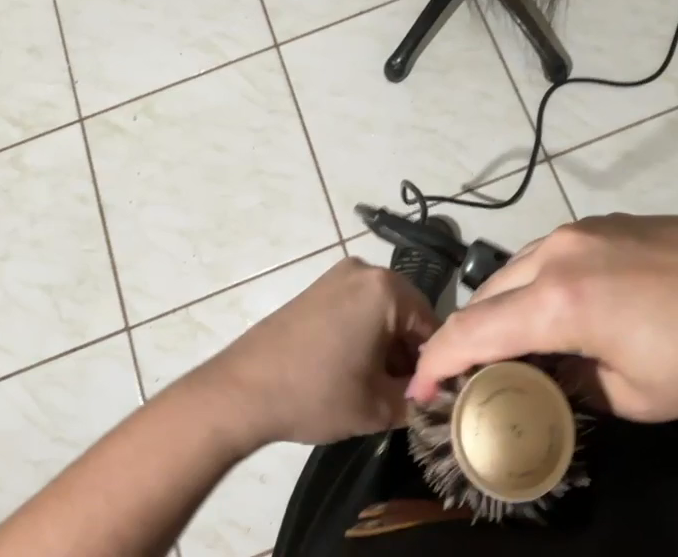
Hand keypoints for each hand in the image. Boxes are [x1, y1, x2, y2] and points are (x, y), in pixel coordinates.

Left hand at [202, 258, 436, 445]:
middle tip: (403, 397)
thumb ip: (418, 399)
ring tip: (378, 389)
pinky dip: (365, 336)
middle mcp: (365, 270)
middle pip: (407, 316)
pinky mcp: (317, 288)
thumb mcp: (378, 407)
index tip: (430, 398)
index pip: (434, 327)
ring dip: (387, 348)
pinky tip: (354, 371)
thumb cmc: (316, 394)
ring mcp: (337, 276)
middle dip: (409, 356)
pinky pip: (358, 309)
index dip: (435, 367)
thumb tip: (435, 395)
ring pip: (382, 313)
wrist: (241, 390)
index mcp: (387, 288)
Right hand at [408, 216, 677, 421]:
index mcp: (559, 298)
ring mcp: (585, 228)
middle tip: (469, 379)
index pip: (473, 330)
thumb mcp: (638, 395)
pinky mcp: (610, 221)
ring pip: (517, 270)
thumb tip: (554, 377)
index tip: (422, 392)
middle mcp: (558, 251)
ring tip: (515, 350)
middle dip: (468, 337)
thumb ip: (575, 385)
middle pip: (487, 293)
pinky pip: (550, 256)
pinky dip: (536, 288)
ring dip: (504, 309)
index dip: (439, 363)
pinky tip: (561, 315)